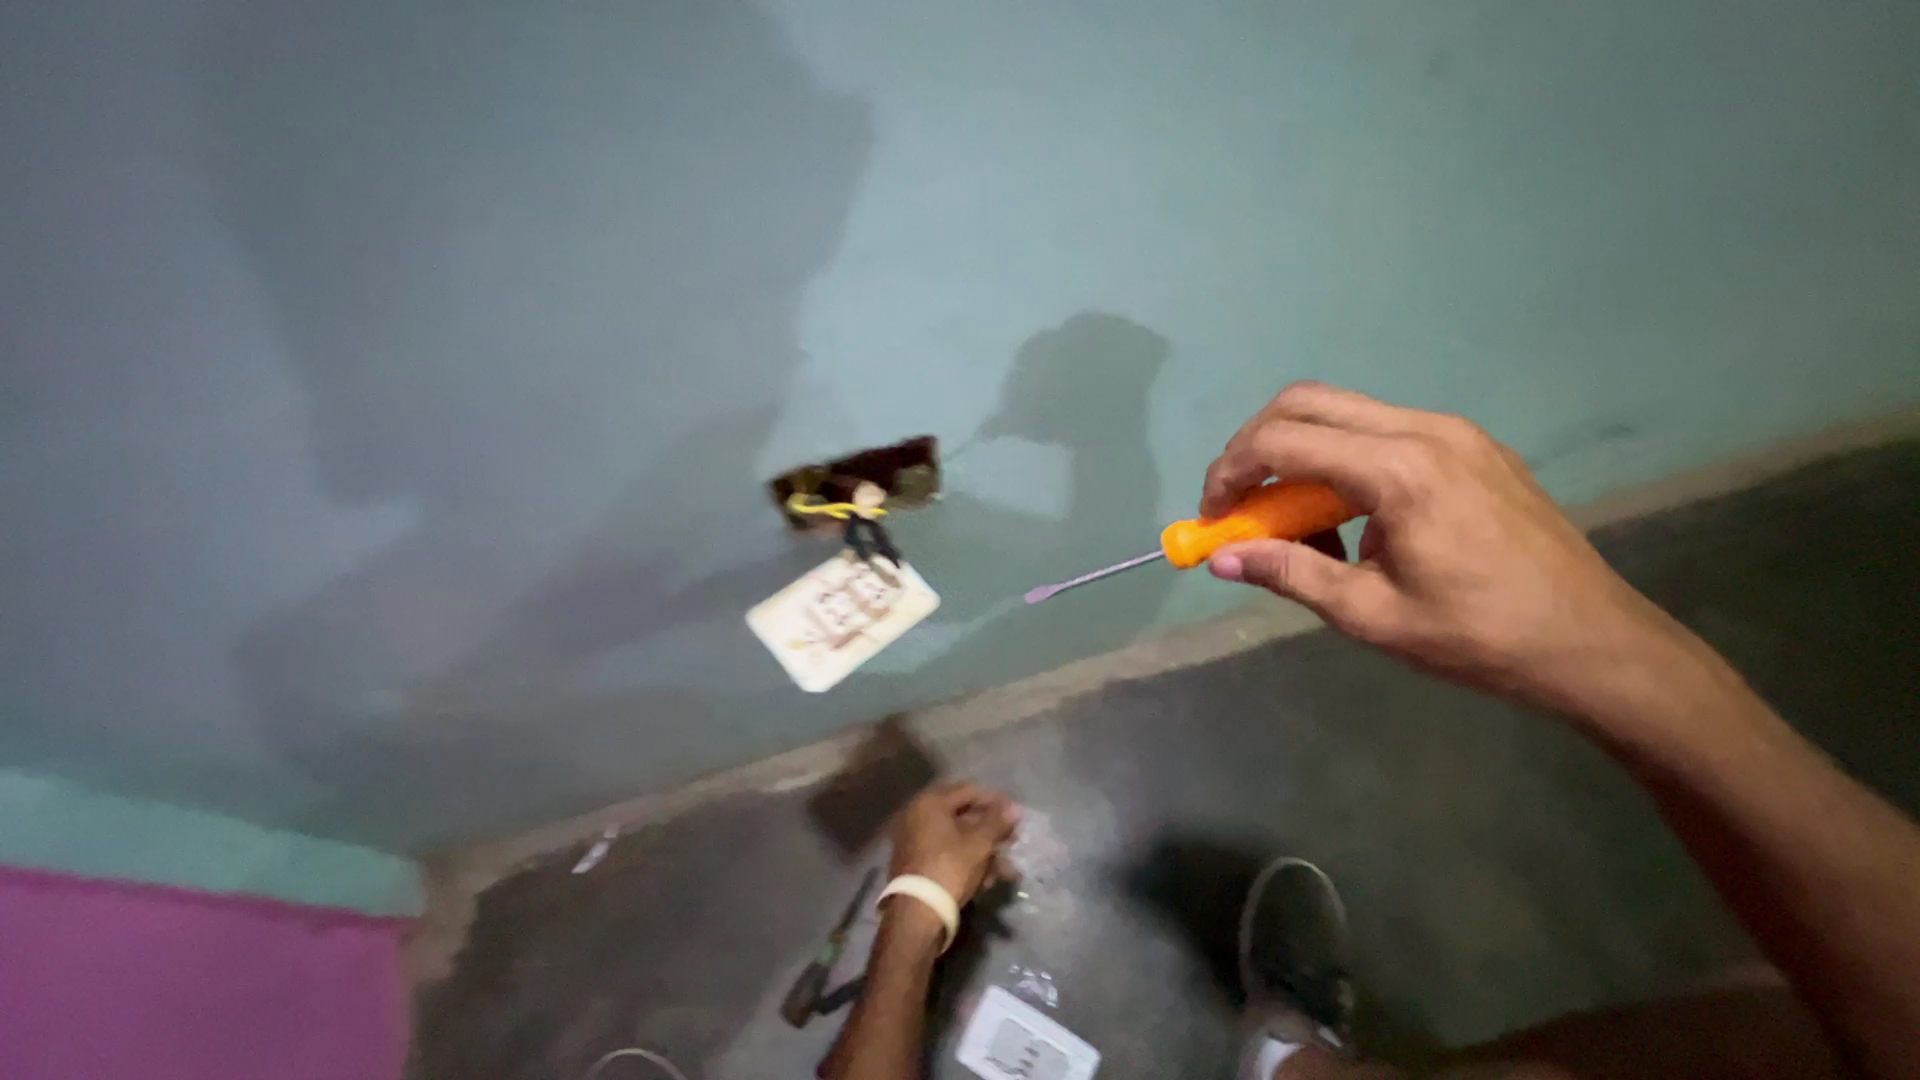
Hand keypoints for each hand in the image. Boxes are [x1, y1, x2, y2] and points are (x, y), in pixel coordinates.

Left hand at [888, 781, 1019, 906]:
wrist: (917, 914)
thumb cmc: (950, 867)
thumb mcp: (979, 843)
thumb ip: (997, 822)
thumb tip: (1015, 807)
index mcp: (930, 803)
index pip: (969, 790)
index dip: (995, 800)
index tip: (1016, 814)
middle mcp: (918, 816)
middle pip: (963, 817)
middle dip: (992, 831)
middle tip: (1013, 841)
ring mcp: (915, 841)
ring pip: (958, 840)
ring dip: (985, 853)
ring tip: (1008, 871)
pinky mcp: (917, 865)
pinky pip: (948, 856)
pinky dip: (968, 864)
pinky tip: (988, 882)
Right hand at [1201, 382, 1684, 712]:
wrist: (1596, 644)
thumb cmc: (1478, 637)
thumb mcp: (1369, 614)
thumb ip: (1288, 573)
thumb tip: (1219, 558)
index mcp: (1399, 470)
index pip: (1282, 440)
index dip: (1230, 473)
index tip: (1213, 517)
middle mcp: (1423, 430)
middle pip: (1305, 403)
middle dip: (1254, 448)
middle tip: (1238, 503)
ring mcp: (1453, 432)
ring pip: (1343, 413)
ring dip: (1298, 456)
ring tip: (1298, 526)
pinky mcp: (1470, 447)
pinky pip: (1381, 432)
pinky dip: (1341, 463)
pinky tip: (1351, 521)